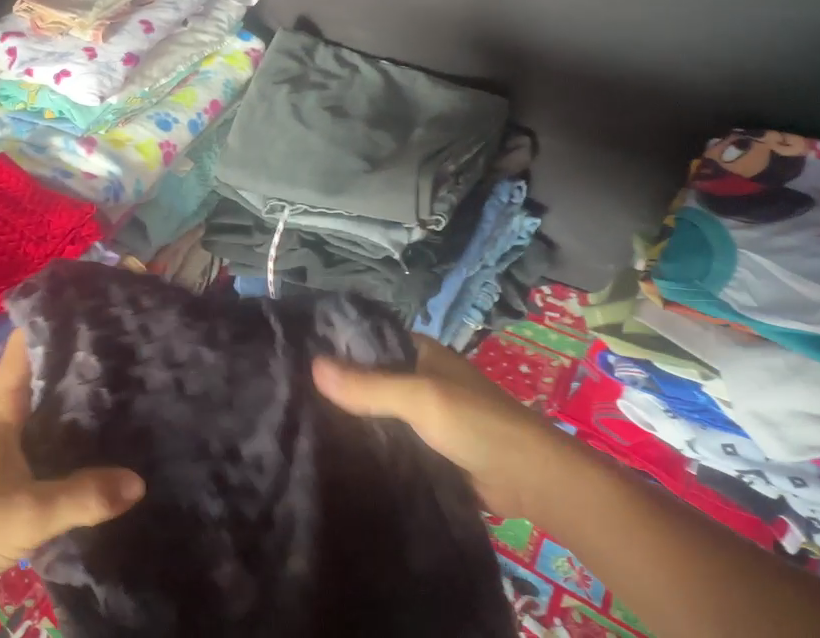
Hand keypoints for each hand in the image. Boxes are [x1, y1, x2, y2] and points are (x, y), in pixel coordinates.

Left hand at [0, 330, 144, 599]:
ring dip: (72, 400)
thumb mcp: (27, 514)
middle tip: (123, 345)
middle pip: (38, 378)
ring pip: (41, 412)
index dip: (49, 322)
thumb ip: (81, 497)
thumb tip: (140, 479)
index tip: (89, 303)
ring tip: (120, 387)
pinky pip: (42, 444)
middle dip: (74, 360)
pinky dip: (67, 437)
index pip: (22, 350)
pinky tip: (95, 446)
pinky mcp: (2, 478)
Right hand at [313, 337, 566, 518]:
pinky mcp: (427, 449)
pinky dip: (366, 443)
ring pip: (376, 411)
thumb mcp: (420, 397)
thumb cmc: (477, 424)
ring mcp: (424, 415)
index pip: (367, 339)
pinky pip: (388, 440)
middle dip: (335, 386)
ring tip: (298, 423)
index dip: (333, 345)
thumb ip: (368, 385)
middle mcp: (419, 378)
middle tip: (287, 394)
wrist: (532, 480)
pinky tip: (334, 452)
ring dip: (349, 418)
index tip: (291, 355)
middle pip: (368, 376)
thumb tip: (310, 366)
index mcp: (420, 353)